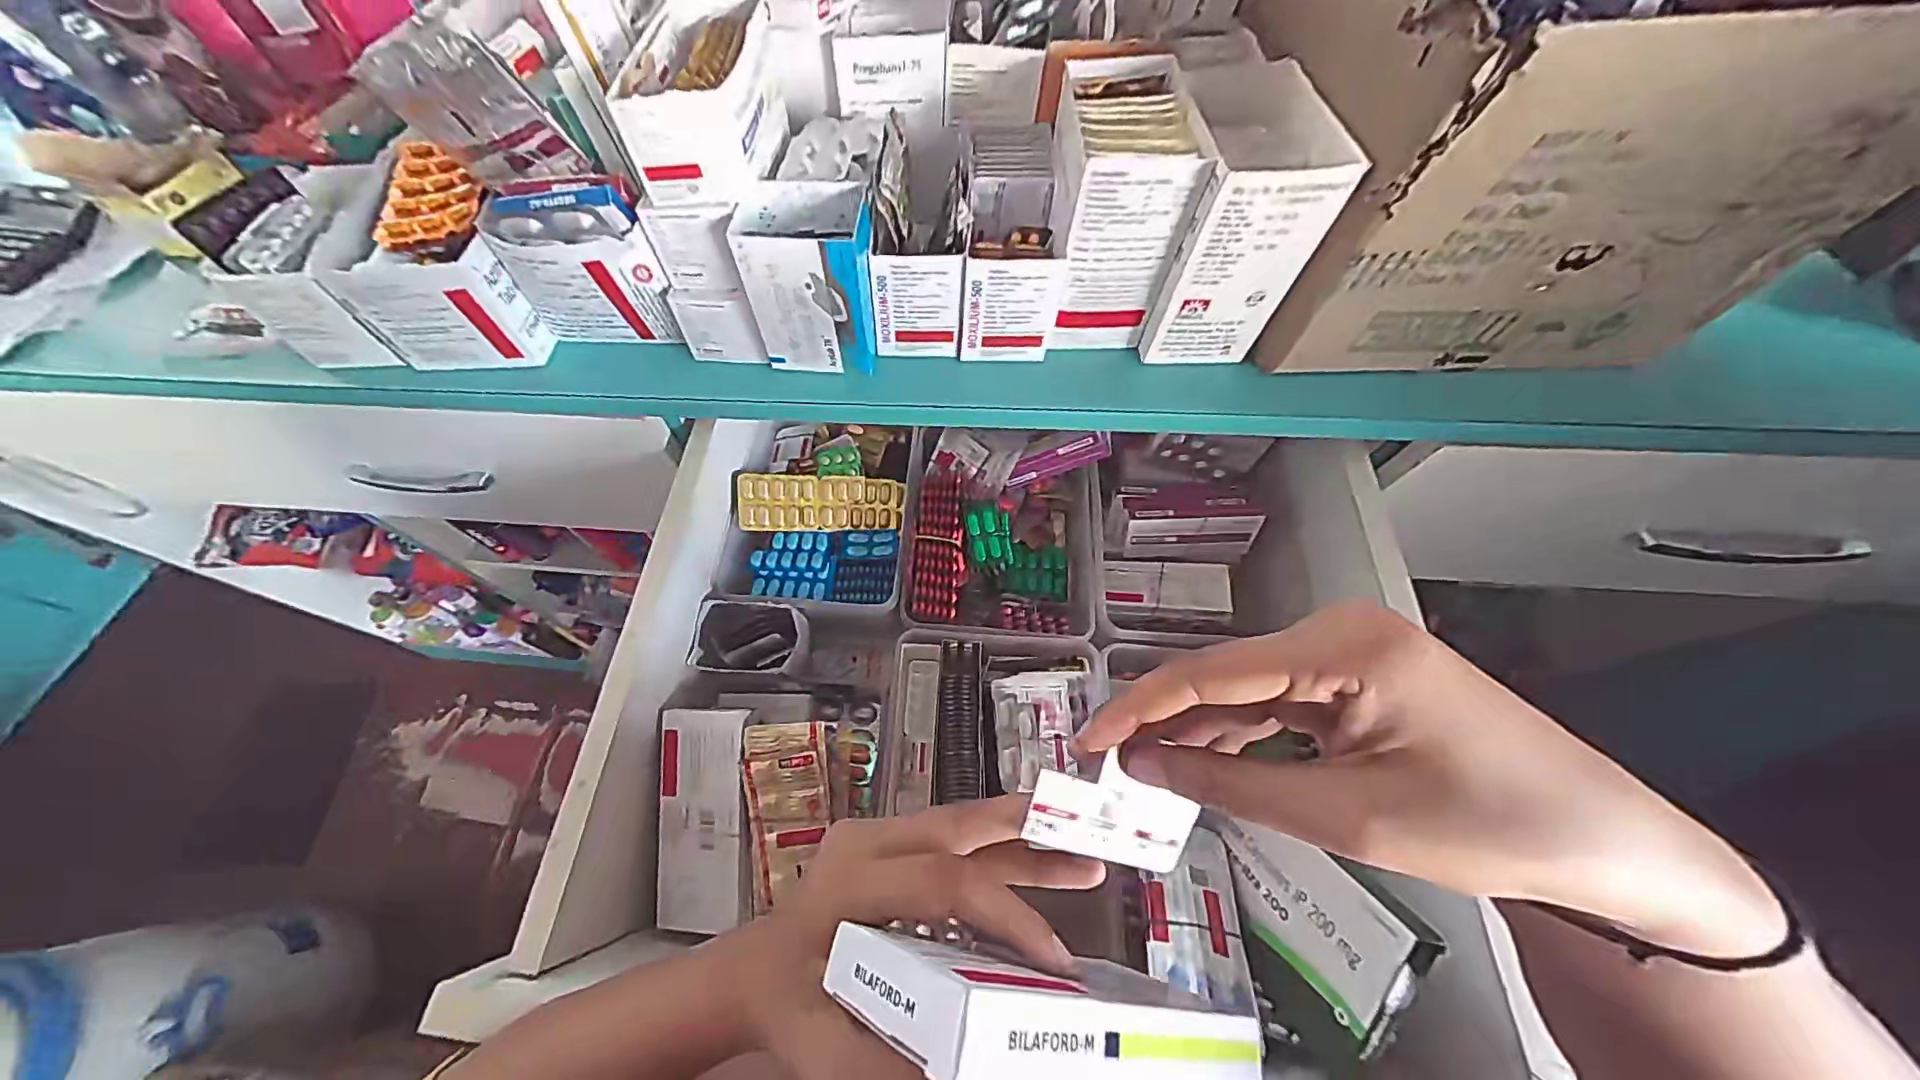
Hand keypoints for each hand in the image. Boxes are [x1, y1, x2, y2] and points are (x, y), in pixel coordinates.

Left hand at [723, 794, 1105, 1079]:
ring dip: (1022, 833)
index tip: (1053, 957)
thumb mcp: (825, 1044)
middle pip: (960, 824)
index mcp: (851, 880)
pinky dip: (998, 844)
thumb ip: (888, 1060)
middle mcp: (868, 842)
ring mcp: (878, 834)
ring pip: (962, 822)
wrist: (754, 969)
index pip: (946, 881)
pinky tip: (1032, 852)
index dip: (1008, 914)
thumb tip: (969, 1058)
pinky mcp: (890, 841)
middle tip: (1085, 836)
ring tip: (1077, 840)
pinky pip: (953, 836)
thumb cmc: (785, 1003)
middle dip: (1028, 833)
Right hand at [1076, 602, 1784, 958]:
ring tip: (1139, 767)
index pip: (1212, 672)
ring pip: (1242, 690)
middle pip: (1222, 675)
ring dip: (1194, 729)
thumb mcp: (1346, 816)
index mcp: (1343, 646)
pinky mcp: (1353, 678)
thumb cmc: (1489, 827)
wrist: (1606, 846)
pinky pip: (1274, 704)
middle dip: (1161, 719)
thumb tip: (1142, 765)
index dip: (1140, 706)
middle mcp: (1337, 631)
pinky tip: (1197, 760)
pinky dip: (1235, 736)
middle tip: (1106, 762)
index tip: (1089, 740)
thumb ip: (1231, 783)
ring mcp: (1346, 652)